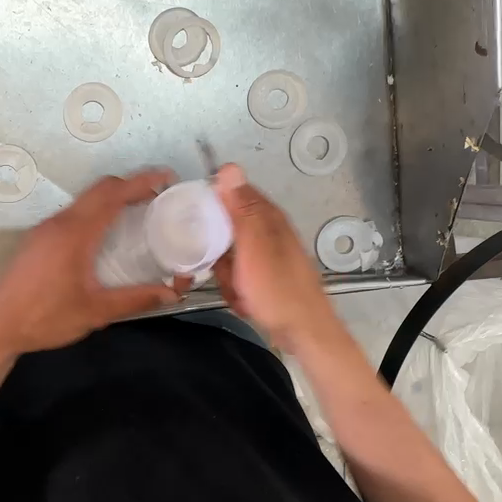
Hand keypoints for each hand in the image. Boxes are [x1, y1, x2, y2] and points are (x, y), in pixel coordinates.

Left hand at [0, 168, 187, 358]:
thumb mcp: (96, 312)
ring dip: (111, 200)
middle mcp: (59, 223)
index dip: (142, 181)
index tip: (167, 178)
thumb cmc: (45, 318)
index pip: (113, 193)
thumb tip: (173, 292)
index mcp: (75, 233)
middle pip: (99, 190)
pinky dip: (96, 213)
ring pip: (84, 202)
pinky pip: (73, 215)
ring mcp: (45, 230)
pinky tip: (106, 235)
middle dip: (130, 187)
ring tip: (137, 214)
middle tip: (158, 198)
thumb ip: (136, 300)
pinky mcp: (37, 240)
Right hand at [211, 164, 343, 353]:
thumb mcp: (253, 247)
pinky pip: (239, 277)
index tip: (198, 225)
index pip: (232, 195)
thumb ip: (240, 209)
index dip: (212, 207)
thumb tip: (229, 167)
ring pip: (230, 257)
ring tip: (237, 291)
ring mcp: (268, 258)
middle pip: (227, 229)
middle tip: (222, 269)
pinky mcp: (266, 279)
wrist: (304, 334)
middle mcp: (269, 233)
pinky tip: (244, 302)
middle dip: (217, 252)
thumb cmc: (277, 290)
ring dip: (227, 276)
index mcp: (268, 218)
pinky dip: (237, 290)